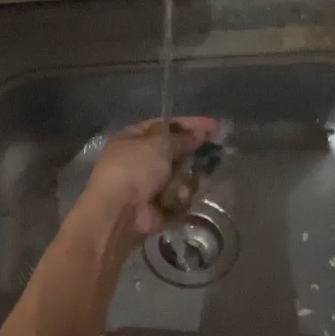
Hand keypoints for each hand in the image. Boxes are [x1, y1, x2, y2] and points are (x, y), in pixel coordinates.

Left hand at [80, 117, 217, 237]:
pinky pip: (179, 198)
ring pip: (181, 177)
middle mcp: (139, 160)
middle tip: (212, 153)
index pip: (166, 126)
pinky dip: (179, 198)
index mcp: (132, 138)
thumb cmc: (134, 168)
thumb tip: (199, 135)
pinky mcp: (158, 207)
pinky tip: (176, 199)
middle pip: (175, 152)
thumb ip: (181, 138)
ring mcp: (148, 185)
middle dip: (192, 154)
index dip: (190, 124)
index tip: (214, 126)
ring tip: (180, 184)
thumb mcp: (159, 143)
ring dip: (184, 179)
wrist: (119, 211)